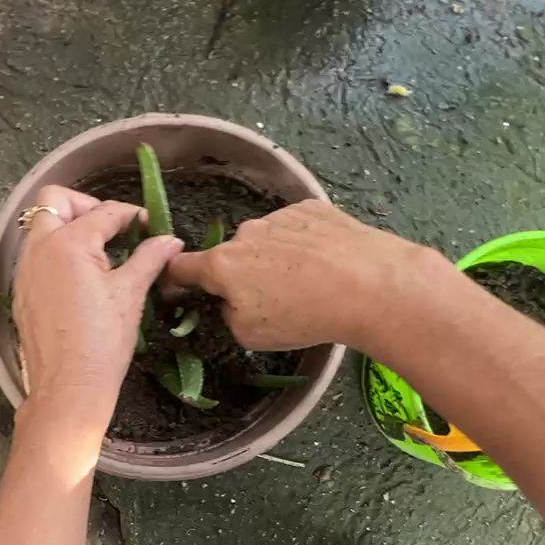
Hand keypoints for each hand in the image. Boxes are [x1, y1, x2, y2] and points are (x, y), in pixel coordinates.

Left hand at [12, 186, 182, 425]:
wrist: (68, 389)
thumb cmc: (103, 342)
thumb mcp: (131, 295)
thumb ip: (150, 259)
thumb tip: (170, 240)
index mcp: (68, 243)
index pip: (104, 212)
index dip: (131, 215)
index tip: (148, 226)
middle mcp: (38, 250)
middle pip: (55, 202)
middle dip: (85, 207)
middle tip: (110, 229)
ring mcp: (25, 272)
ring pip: (40, 229)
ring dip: (68, 230)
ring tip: (97, 256)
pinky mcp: (21, 295)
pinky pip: (35, 259)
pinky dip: (56, 257)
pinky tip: (79, 281)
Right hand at [165, 200, 437, 352]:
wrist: (369, 285)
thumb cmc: (303, 316)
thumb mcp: (249, 335)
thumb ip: (228, 314)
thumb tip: (231, 300)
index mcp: (222, 265)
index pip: (181, 267)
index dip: (175, 280)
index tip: (180, 290)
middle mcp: (245, 233)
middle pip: (230, 256)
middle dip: (240, 275)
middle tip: (268, 300)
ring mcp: (279, 216)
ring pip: (264, 242)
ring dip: (273, 260)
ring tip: (305, 284)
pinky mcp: (312, 208)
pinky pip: (294, 229)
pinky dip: (301, 245)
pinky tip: (324, 266)